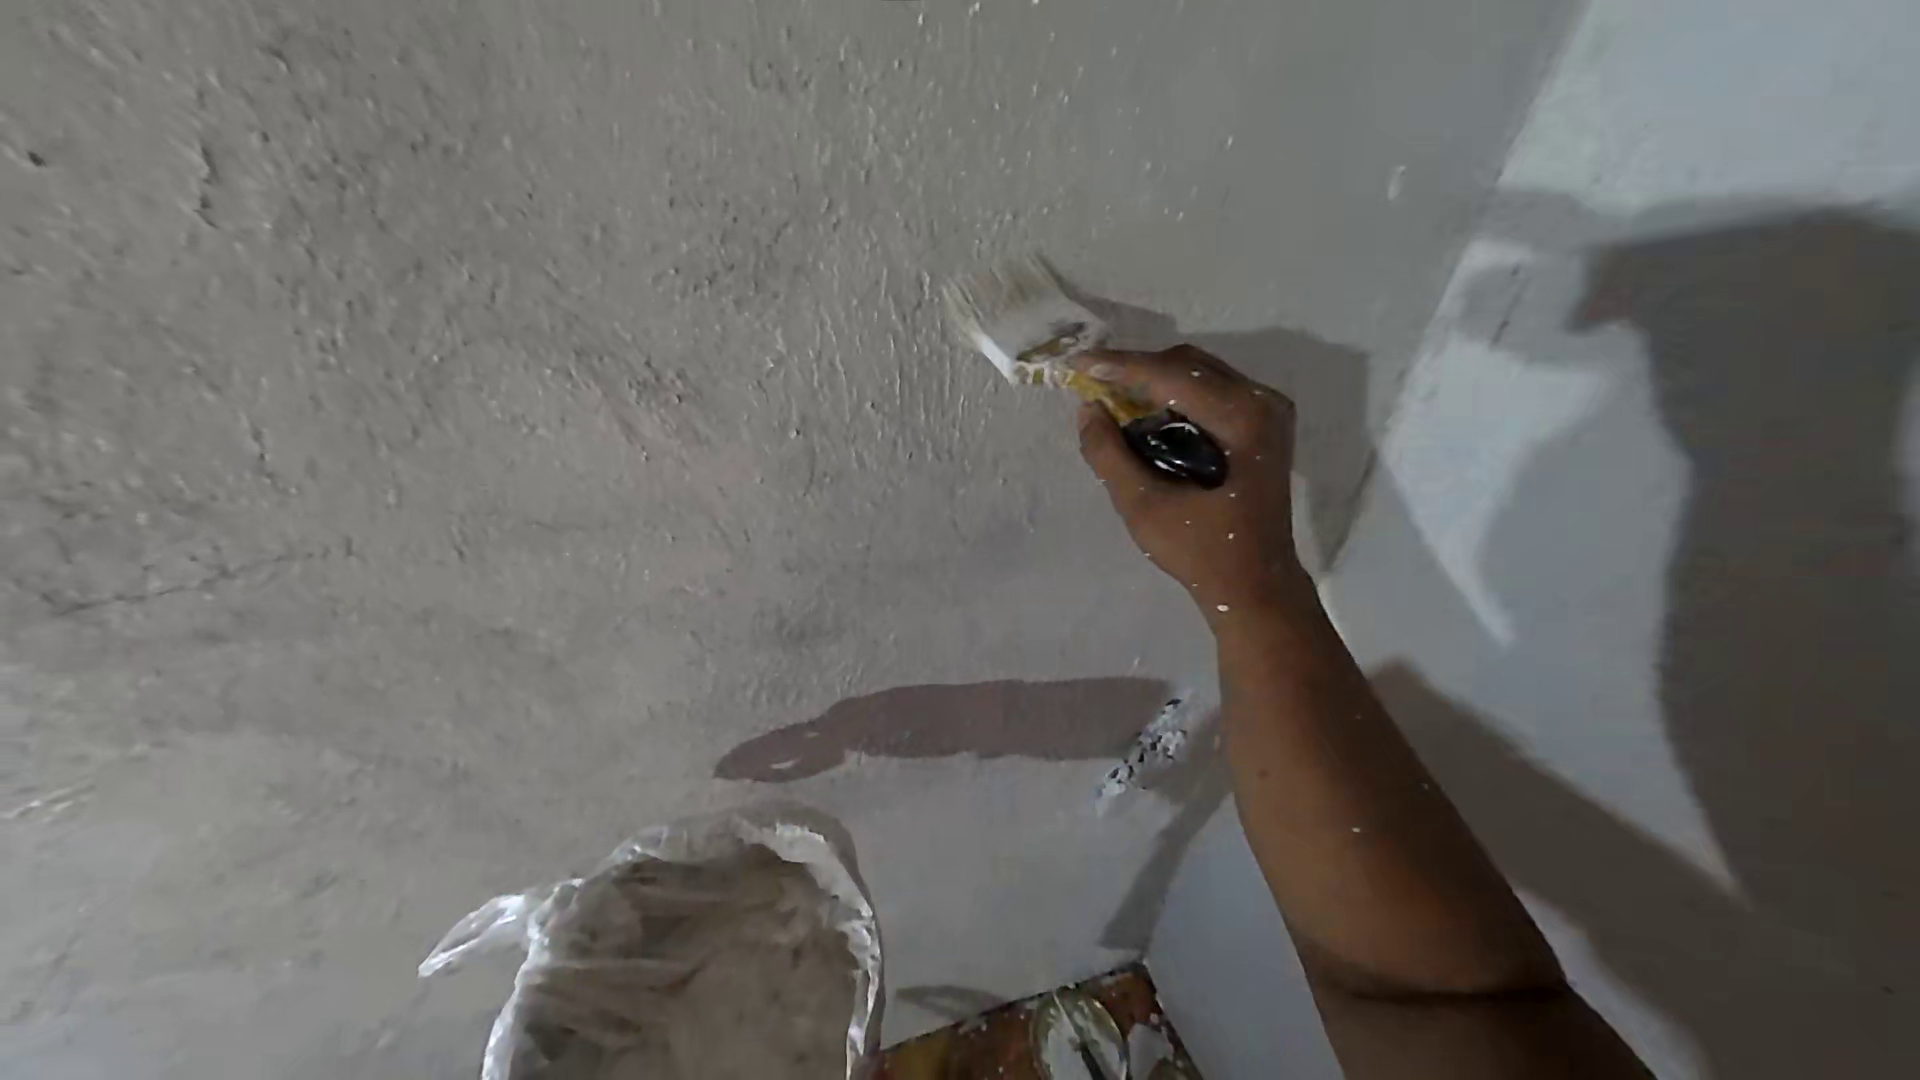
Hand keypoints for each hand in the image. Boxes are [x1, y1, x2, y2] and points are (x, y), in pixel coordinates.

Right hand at [1075, 346, 1312, 620]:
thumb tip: (1087, 408)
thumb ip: (1109, 455)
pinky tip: (1144, 411)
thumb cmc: (1201, 551)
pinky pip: (1210, 390)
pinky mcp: (1262, 425)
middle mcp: (1262, 403)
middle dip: (1135, 370)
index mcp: (1242, 419)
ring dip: (1152, 381)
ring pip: (1199, 372)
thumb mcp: (1143, 506)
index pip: (1171, 376)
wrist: (1254, 585)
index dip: (1119, 367)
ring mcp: (1268, 411)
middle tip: (1092, 383)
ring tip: (1112, 396)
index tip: (1077, 364)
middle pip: (1187, 364)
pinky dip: (1172, 394)